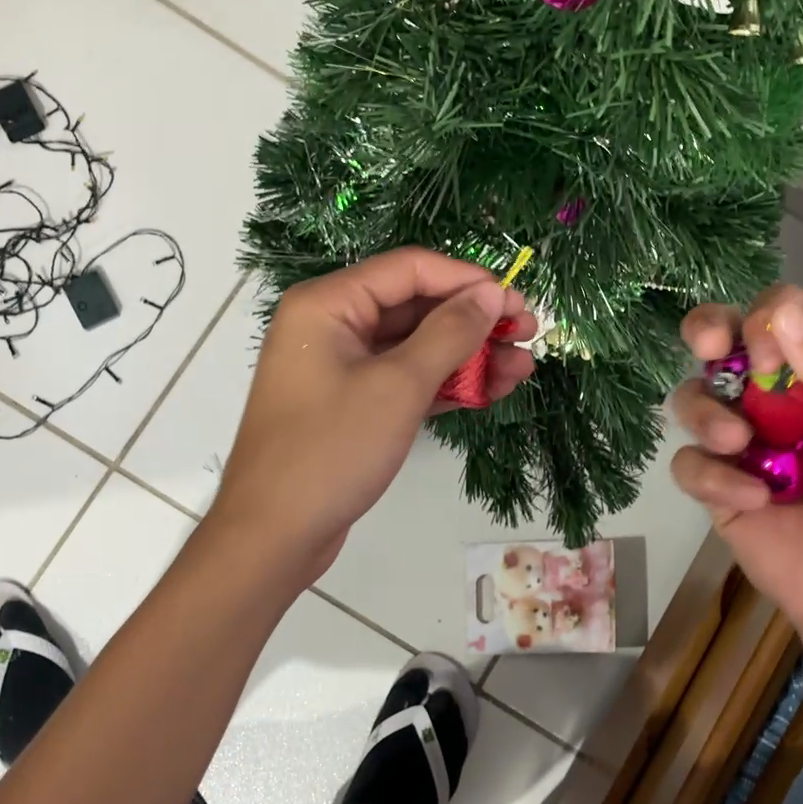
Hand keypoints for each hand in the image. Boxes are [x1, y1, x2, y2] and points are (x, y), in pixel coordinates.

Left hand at [213, 247, 537, 589]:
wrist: (274, 535)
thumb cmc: (331, 449)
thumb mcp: (398, 386)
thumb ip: (450, 333)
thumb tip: (491, 293)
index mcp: (329, 304)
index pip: (410, 269)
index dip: (467, 280)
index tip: (516, 301)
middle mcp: (334, 325)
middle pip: (417, 306)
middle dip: (475, 320)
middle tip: (528, 332)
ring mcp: (344, 367)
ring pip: (418, 345)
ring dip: (471, 354)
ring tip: (522, 368)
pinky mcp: (356, 404)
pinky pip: (409, 379)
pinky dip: (448, 383)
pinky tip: (494, 388)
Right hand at [670, 285, 802, 651]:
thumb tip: (778, 313)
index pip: (782, 315)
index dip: (766, 322)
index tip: (769, 359)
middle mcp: (775, 399)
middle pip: (723, 340)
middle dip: (707, 333)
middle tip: (707, 346)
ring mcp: (741, 444)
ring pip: (693, 398)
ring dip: (706, 415)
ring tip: (737, 446)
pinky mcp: (716, 489)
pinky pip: (688, 463)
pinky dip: (712, 479)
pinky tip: (754, 503)